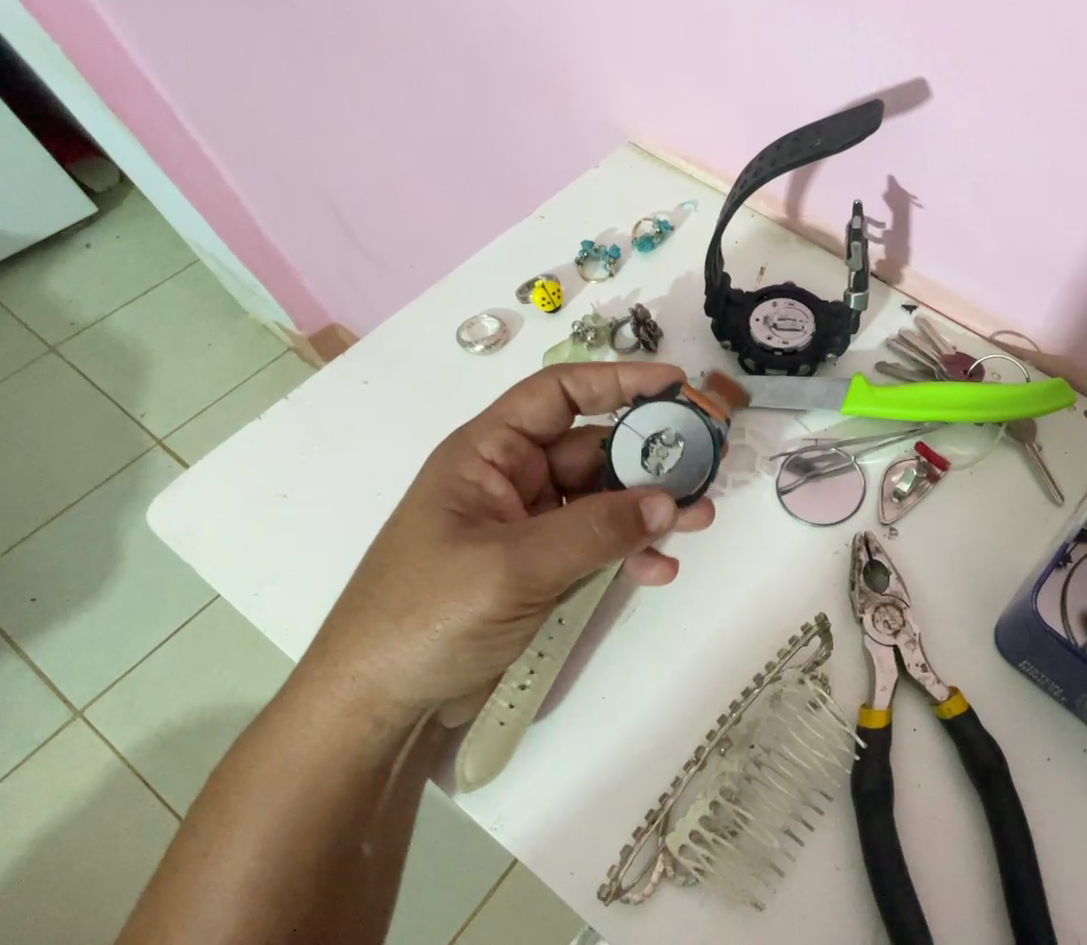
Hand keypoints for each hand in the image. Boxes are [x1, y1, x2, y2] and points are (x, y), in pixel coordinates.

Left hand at [297, 362, 715, 730]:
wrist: (380, 705)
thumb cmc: (427, 616)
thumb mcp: (514, 566)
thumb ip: (596, 531)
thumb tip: (668, 501)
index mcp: (488, 455)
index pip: (557, 395)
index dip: (617, 381)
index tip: (676, 385)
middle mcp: (510, 481)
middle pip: (592, 451)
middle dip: (648, 459)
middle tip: (706, 467)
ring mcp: (526, 529)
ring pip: (602, 501)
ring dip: (649, 510)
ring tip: (700, 521)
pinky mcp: (539, 571)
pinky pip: (595, 547)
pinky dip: (628, 554)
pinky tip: (658, 572)